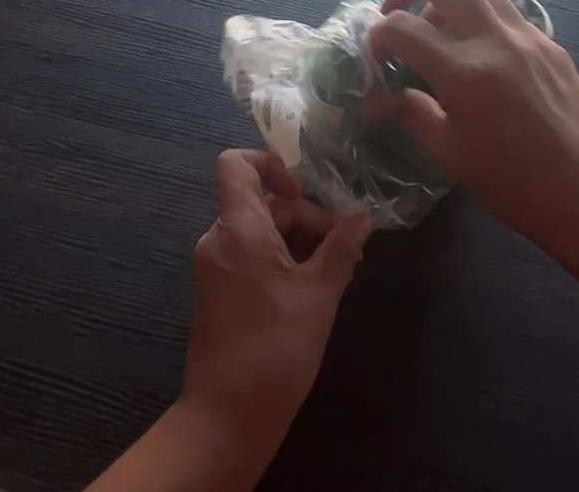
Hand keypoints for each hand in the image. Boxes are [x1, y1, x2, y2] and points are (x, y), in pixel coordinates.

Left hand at [182, 149, 371, 441]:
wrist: (227, 415)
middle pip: (261, 202)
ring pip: (259, 230)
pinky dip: (281, 258)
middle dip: (305, 216)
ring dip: (298, 239)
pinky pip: (250, 254)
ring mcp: (215, 265)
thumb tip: (363, 218)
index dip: (270, 164)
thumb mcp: (319, 295)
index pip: (235, 164)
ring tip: (339, 267)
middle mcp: (219, 238)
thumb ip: (341, 249)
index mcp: (238, 229)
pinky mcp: (218, 290)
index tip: (304, 192)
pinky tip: (314, 285)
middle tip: (347, 245)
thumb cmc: (276, 347)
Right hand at [365, 0, 578, 257]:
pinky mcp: (552, 45)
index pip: (402, 27)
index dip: (378, 37)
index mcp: (463, 71)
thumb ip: (410, 112)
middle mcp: (495, 41)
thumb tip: (375, 101)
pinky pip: (509, 12)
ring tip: (438, 28)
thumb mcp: (449, 152)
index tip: (377, 57)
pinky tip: (478, 51)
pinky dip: (482, 16)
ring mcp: (529, 38)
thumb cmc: (510, 182)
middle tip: (397, 10)